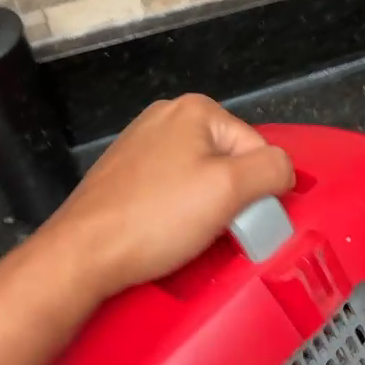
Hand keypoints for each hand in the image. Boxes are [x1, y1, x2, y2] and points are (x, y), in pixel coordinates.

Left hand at [35, 94, 293, 300]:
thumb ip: (272, 169)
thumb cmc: (157, 218)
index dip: (256, 189)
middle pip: (228, 158)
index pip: (256, 148)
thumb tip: (284, 171)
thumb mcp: (230, 191)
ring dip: (203, 205)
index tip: (239, 221)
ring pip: (199, 174)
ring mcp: (139, 141)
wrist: (80, 255)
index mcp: (196, 108)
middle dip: (229, 196)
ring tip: (186, 234)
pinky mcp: (122, 171)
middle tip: (213, 230)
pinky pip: (169, 185)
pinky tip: (163, 230)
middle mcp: (166, 114)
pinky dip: (174, 208)